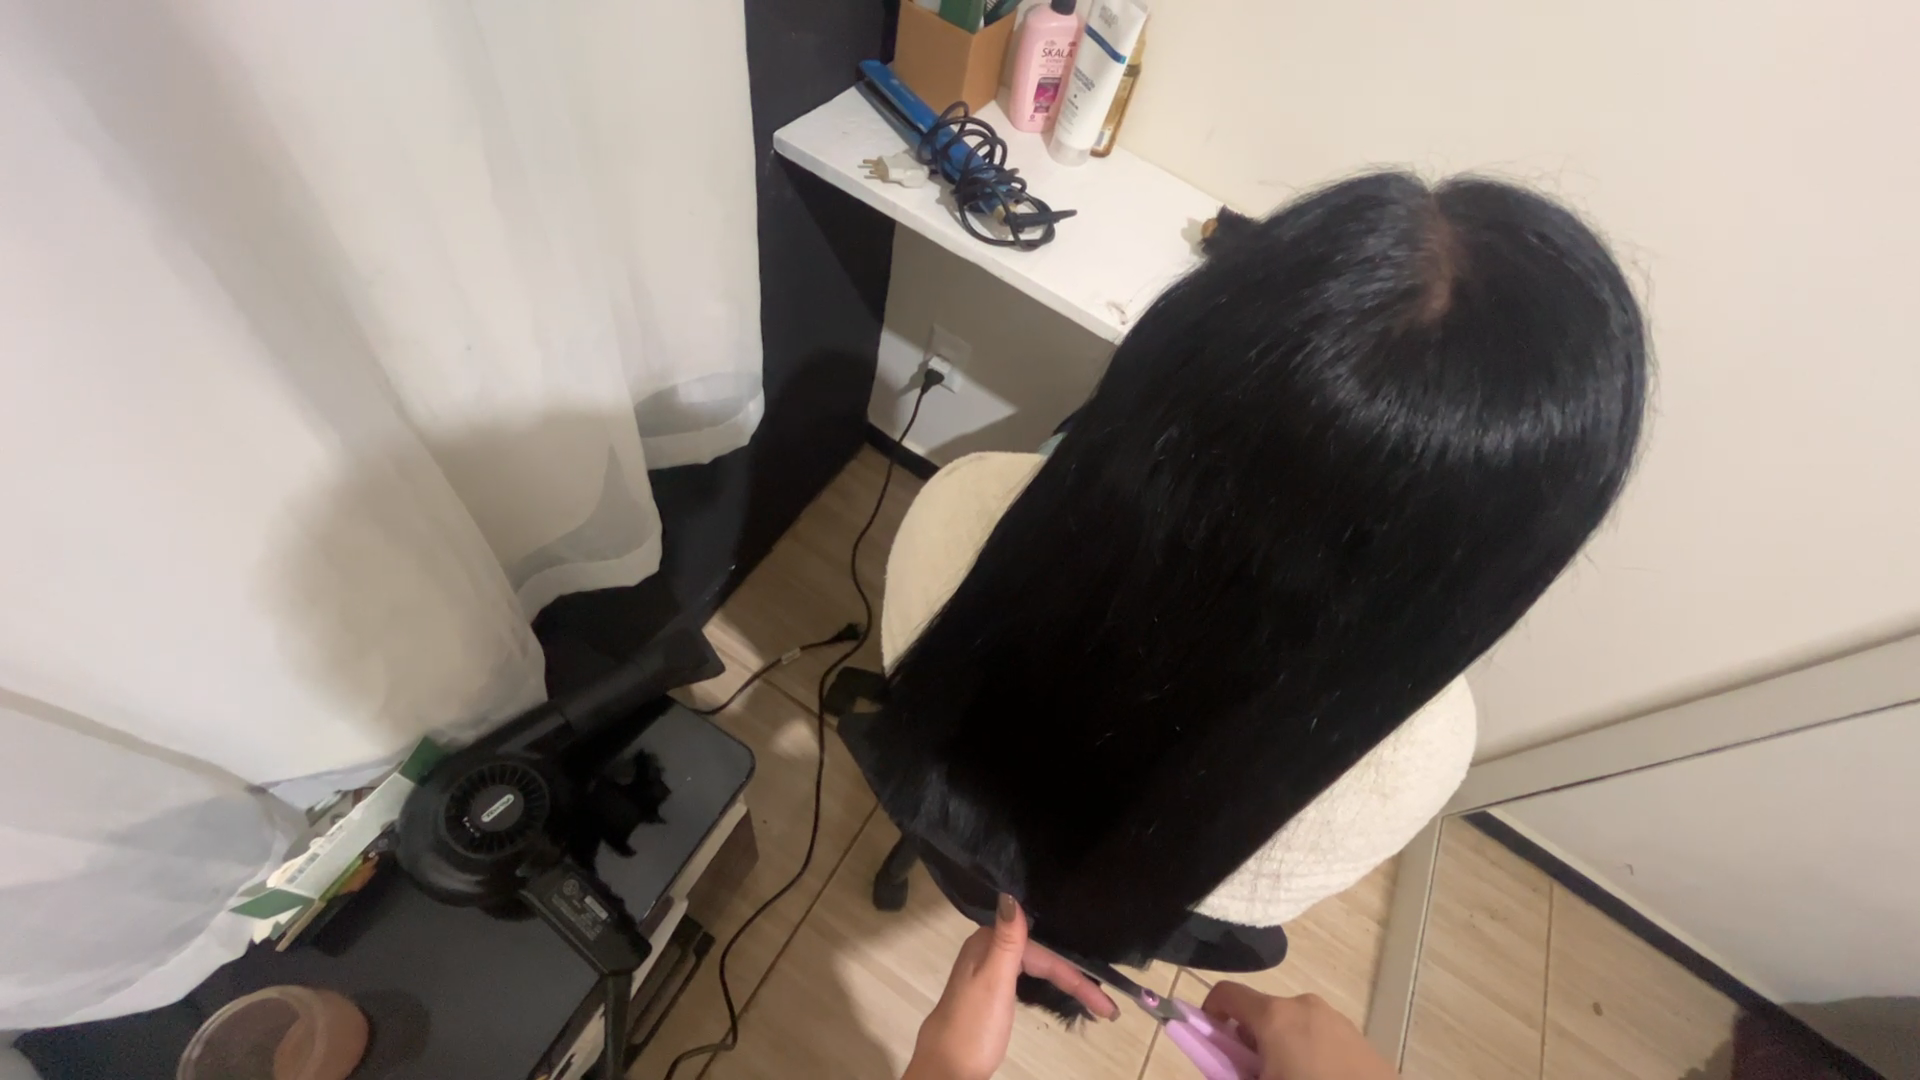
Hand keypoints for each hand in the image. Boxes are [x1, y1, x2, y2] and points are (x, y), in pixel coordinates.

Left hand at [903, 894, 1119, 1079]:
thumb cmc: (972, 1027)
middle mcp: (988, 950)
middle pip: (1041, 958)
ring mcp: (988, 970)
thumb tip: (1010, 892)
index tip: (1105, 1001)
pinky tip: (1058, 992)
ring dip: (1064, 983)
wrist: (944, 1070)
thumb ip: (1006, 939)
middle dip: (1074, 979)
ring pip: (1036, 968)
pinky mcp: (990, 991)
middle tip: (1106, 1006)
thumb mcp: (993, 982)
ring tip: (1093, 1000)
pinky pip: (1028, 979)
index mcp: (988, 942)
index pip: (1043, 952)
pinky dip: (1047, 987)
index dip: (1074, 973)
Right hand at [1201, 982, 1397, 1079]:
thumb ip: (1230, 1077)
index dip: (1210, 1014)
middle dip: (1250, 1042)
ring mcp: (1337, 1021)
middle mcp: (1302, 1006)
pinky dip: (1312, 1057)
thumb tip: (1222, 1073)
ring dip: (1283, 1050)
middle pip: (1260, 1013)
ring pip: (1293, 1026)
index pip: (1226, 993)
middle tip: (1256, 1078)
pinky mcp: (1363, 1041)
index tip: (1213, 1046)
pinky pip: (1322, 1039)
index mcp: (1273, 1016)